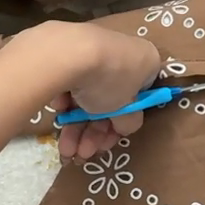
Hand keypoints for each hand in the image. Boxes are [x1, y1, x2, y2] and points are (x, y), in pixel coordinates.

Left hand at [19, 22, 159, 162]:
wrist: (70, 53)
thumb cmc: (110, 80)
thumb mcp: (126, 109)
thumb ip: (129, 121)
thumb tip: (124, 126)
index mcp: (147, 61)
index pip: (139, 97)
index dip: (121, 124)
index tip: (106, 143)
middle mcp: (124, 52)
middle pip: (110, 99)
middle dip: (94, 133)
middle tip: (82, 155)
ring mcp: (95, 50)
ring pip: (88, 94)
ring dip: (77, 128)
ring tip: (66, 151)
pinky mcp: (67, 51)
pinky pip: (71, 81)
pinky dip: (65, 101)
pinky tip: (57, 114)